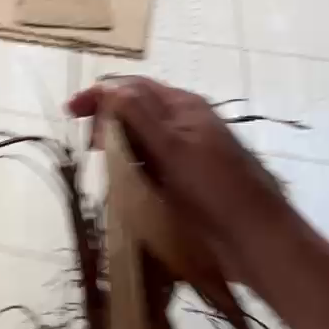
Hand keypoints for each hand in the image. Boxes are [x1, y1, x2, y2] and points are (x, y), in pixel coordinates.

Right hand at [68, 76, 304, 286]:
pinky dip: (131, 170)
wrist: (258, 241)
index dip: (100, 95)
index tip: (70, 113)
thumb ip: (138, 114)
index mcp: (182, 105)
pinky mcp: (185, 181)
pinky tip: (123, 188)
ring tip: (103, 169)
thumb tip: (107, 89)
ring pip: (140, 139)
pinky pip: (149, 167)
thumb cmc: (216, 189)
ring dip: (118, 148)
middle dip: (107, 122)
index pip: (132, 87)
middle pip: (134, 110)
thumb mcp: (173, 147)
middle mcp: (183, 122)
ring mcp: (185, 152)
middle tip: (89, 149)